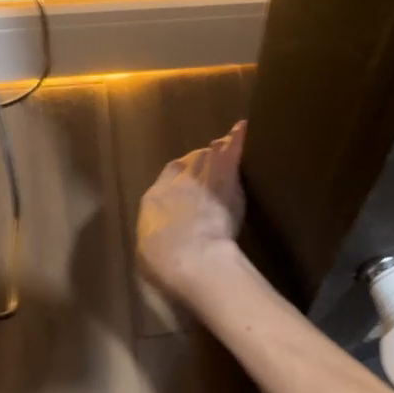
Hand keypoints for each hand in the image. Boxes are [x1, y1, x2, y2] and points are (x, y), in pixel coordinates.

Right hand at [137, 122, 247, 298]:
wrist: (192, 256)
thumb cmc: (165, 264)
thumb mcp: (150, 254)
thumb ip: (158, 238)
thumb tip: (162, 238)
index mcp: (154, 199)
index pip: (167, 178)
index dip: (179, 178)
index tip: (188, 182)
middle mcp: (176, 181)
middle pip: (189, 163)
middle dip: (199, 163)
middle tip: (210, 165)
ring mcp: (202, 176)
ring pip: (211, 156)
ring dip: (218, 151)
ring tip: (225, 144)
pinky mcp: (225, 178)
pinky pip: (232, 153)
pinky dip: (238, 140)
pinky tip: (243, 128)